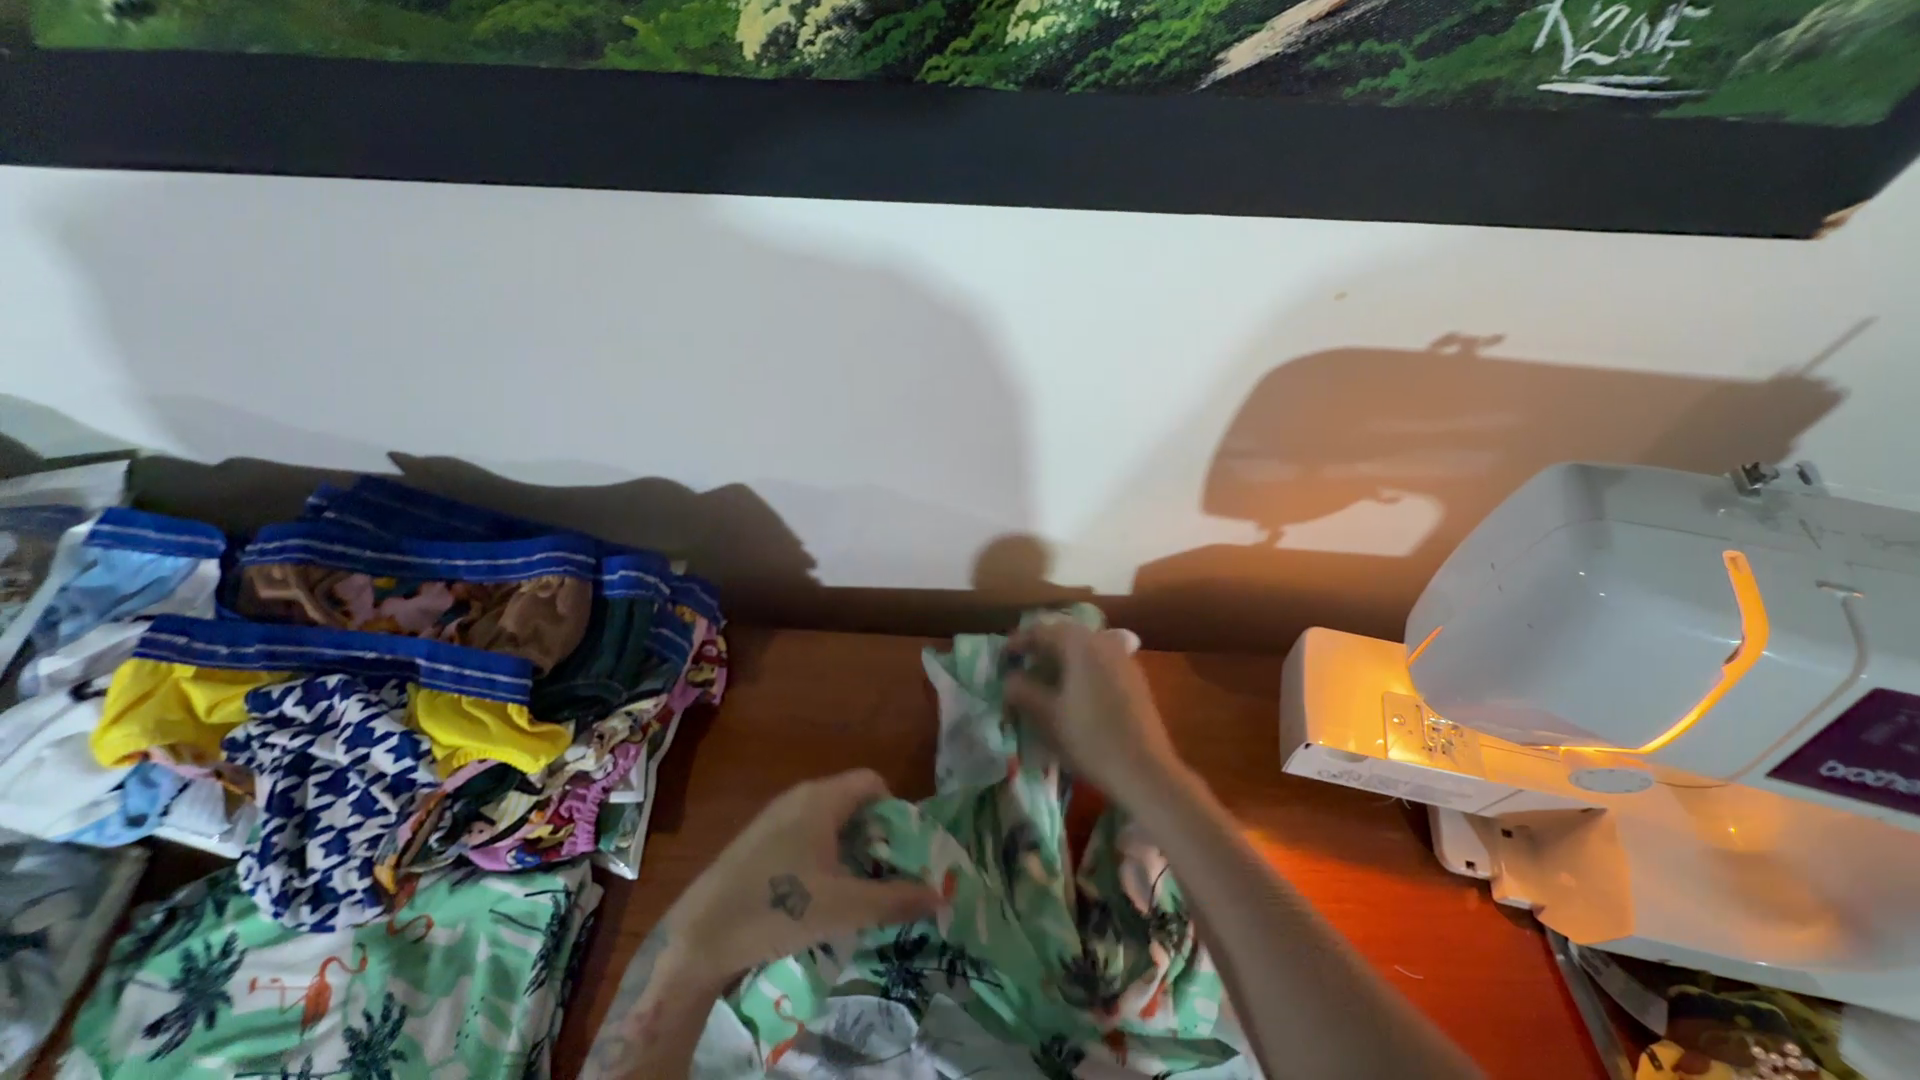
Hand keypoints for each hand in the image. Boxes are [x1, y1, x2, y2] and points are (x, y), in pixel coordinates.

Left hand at [660, 769, 944, 988]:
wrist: (699, 936)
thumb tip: (941, 896)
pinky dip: (825, 860)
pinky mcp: (758, 843)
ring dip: (851, 853)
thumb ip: (896, 900)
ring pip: (829, 823)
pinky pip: (806, 837)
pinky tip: (820, 900)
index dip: (897, 814)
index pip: (874, 783)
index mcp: (820, 799)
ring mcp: (774, 819)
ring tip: (859, 893)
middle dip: (877, 838)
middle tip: (889, 879)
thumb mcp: (845, 908)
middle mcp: (798, 798)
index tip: (904, 854)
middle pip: (853, 803)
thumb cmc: (776, 909)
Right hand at [1004, 620, 1182, 794]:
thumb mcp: (1046, 715)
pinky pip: (1101, 664)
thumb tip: (1010, 679)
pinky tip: (1073, 694)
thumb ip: (1022, 690)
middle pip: (1066, 636)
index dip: (1018, 642)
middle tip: (1021, 666)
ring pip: (1085, 650)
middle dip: (1041, 648)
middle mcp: (1104, 642)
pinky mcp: (1135, 681)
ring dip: (1062, 660)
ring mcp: (1124, 660)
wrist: (1144, 770)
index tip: (1002, 658)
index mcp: (1080, 644)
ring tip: (1044, 681)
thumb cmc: (1089, 738)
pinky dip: (1081, 671)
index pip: (1041, 631)